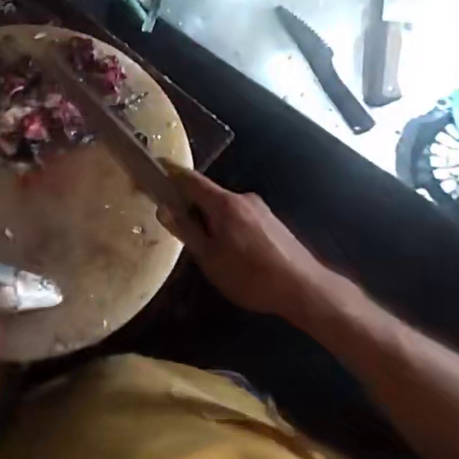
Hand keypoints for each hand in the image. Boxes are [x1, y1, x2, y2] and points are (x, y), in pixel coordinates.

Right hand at [157, 167, 334, 320]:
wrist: (303, 287)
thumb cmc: (250, 275)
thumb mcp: (210, 258)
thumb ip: (186, 231)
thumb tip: (164, 208)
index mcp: (225, 203)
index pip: (191, 180)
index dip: (171, 175)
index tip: (155, 172)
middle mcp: (244, 198)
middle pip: (209, 196)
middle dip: (192, 208)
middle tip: (180, 231)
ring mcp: (261, 209)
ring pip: (226, 210)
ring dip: (213, 223)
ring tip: (209, 252)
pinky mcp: (273, 223)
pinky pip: (241, 219)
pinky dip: (230, 229)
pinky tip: (234, 255)